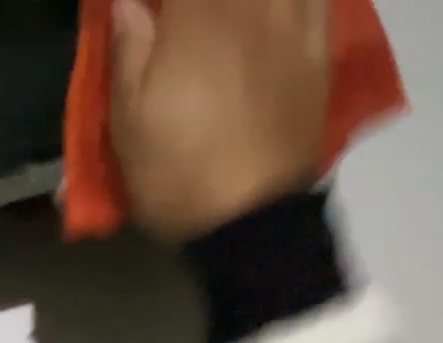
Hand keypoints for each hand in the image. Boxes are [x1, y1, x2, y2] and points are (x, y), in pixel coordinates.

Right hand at [110, 0, 328, 239]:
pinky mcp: (317, 48)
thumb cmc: (176, 176)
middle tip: (176, 19)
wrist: (250, 220)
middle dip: (190, 3)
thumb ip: (127, 50)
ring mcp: (290, 21)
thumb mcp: (129, 125)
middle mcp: (247, 5)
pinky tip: (268, 10)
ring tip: (218, 17)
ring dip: (236, 3)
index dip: (152, 1)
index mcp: (193, 19)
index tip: (143, 12)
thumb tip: (125, 0)